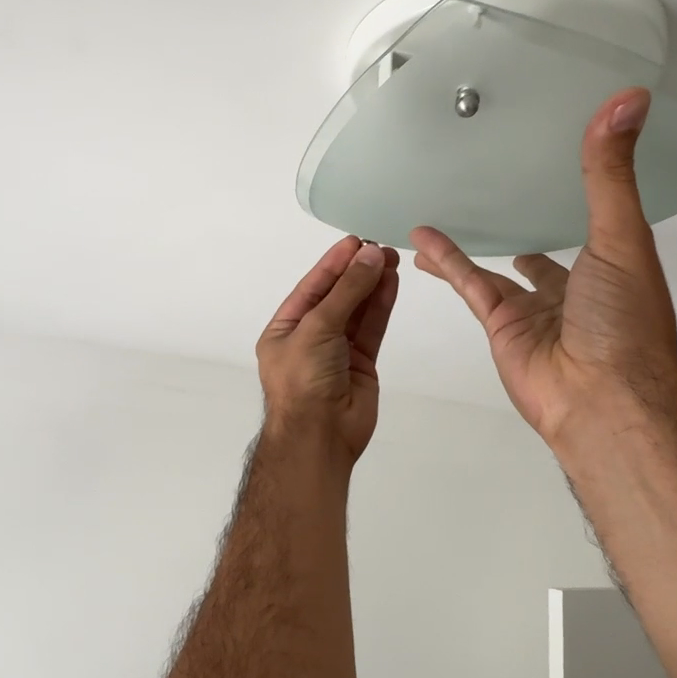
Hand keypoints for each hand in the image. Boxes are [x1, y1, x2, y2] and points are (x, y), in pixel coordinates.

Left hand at [256, 236, 399, 459]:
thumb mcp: (318, 327)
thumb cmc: (304, 379)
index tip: (356, 241)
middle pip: (336, 297)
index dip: (334, 264)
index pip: (312, 288)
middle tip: (381, 247)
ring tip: (391, 259)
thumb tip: (370, 256)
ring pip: (357, 311)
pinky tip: (392, 284)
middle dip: (356, 272)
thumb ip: (347, 291)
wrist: (319, 436)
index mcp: (284, 329)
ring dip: (372, 285)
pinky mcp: (361, 363)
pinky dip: (381, 306)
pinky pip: (371, 329)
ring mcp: (336, 351)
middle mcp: (309, 337)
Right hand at [410, 87, 676, 442]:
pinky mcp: (499, 325)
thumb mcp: (621, 236)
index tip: (559, 166)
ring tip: (450, 215)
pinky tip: (423, 238)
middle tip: (498, 197)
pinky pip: (469, 284)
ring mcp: (534, 310)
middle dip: (522, 230)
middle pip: (541, 252)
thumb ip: (611, 173)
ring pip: (496, 270)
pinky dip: (445, 260)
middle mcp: (574, 289)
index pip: (593, 222)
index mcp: (613, 266)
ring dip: (474, 245)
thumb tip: (629, 99)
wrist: (601, 399)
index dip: (577, 197)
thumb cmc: (625, 324)